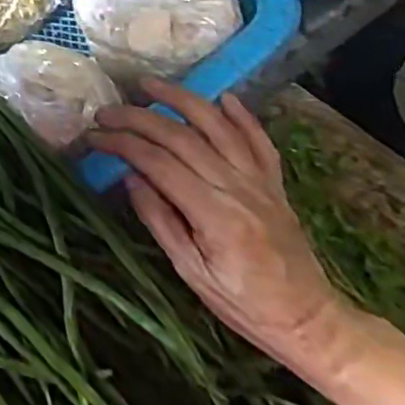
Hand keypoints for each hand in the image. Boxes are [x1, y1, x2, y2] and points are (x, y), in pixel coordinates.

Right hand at [88, 80, 350, 374]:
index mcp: (215, 215)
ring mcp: (259, 181)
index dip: (121, 143)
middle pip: (180, 136)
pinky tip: (222, 96)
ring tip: (149, 83)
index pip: (157, 162)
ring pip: (216, 125)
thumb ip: (160, 221)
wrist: (310, 321)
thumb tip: (130, 177)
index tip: (94, 136)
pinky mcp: (274, 182)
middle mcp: (237, 188)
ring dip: (180, 98)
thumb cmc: (244, 305)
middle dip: (138, 117)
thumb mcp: (191, 272)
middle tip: (106, 111)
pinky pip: (258, 139)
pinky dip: (241, 114)